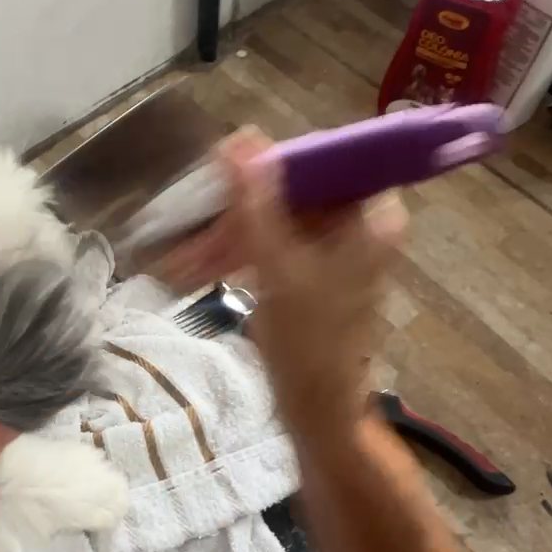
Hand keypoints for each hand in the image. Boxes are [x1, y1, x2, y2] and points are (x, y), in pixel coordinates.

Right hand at [153, 129, 407, 439]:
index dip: (268, 168)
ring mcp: (339, 250)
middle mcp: (362, 225)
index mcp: (371, 216)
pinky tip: (200, 271)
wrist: (318, 412)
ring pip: (277, 225)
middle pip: (291, 196)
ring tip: (180, 266)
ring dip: (229, 242)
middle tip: (188, 235)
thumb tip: (240, 139)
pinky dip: (242, 258)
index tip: (221, 186)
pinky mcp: (317, 273)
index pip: (320, 163)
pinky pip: (276, 249)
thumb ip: (256, 202)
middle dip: (236, 218)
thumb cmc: (306, 344)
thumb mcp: (275, 268)